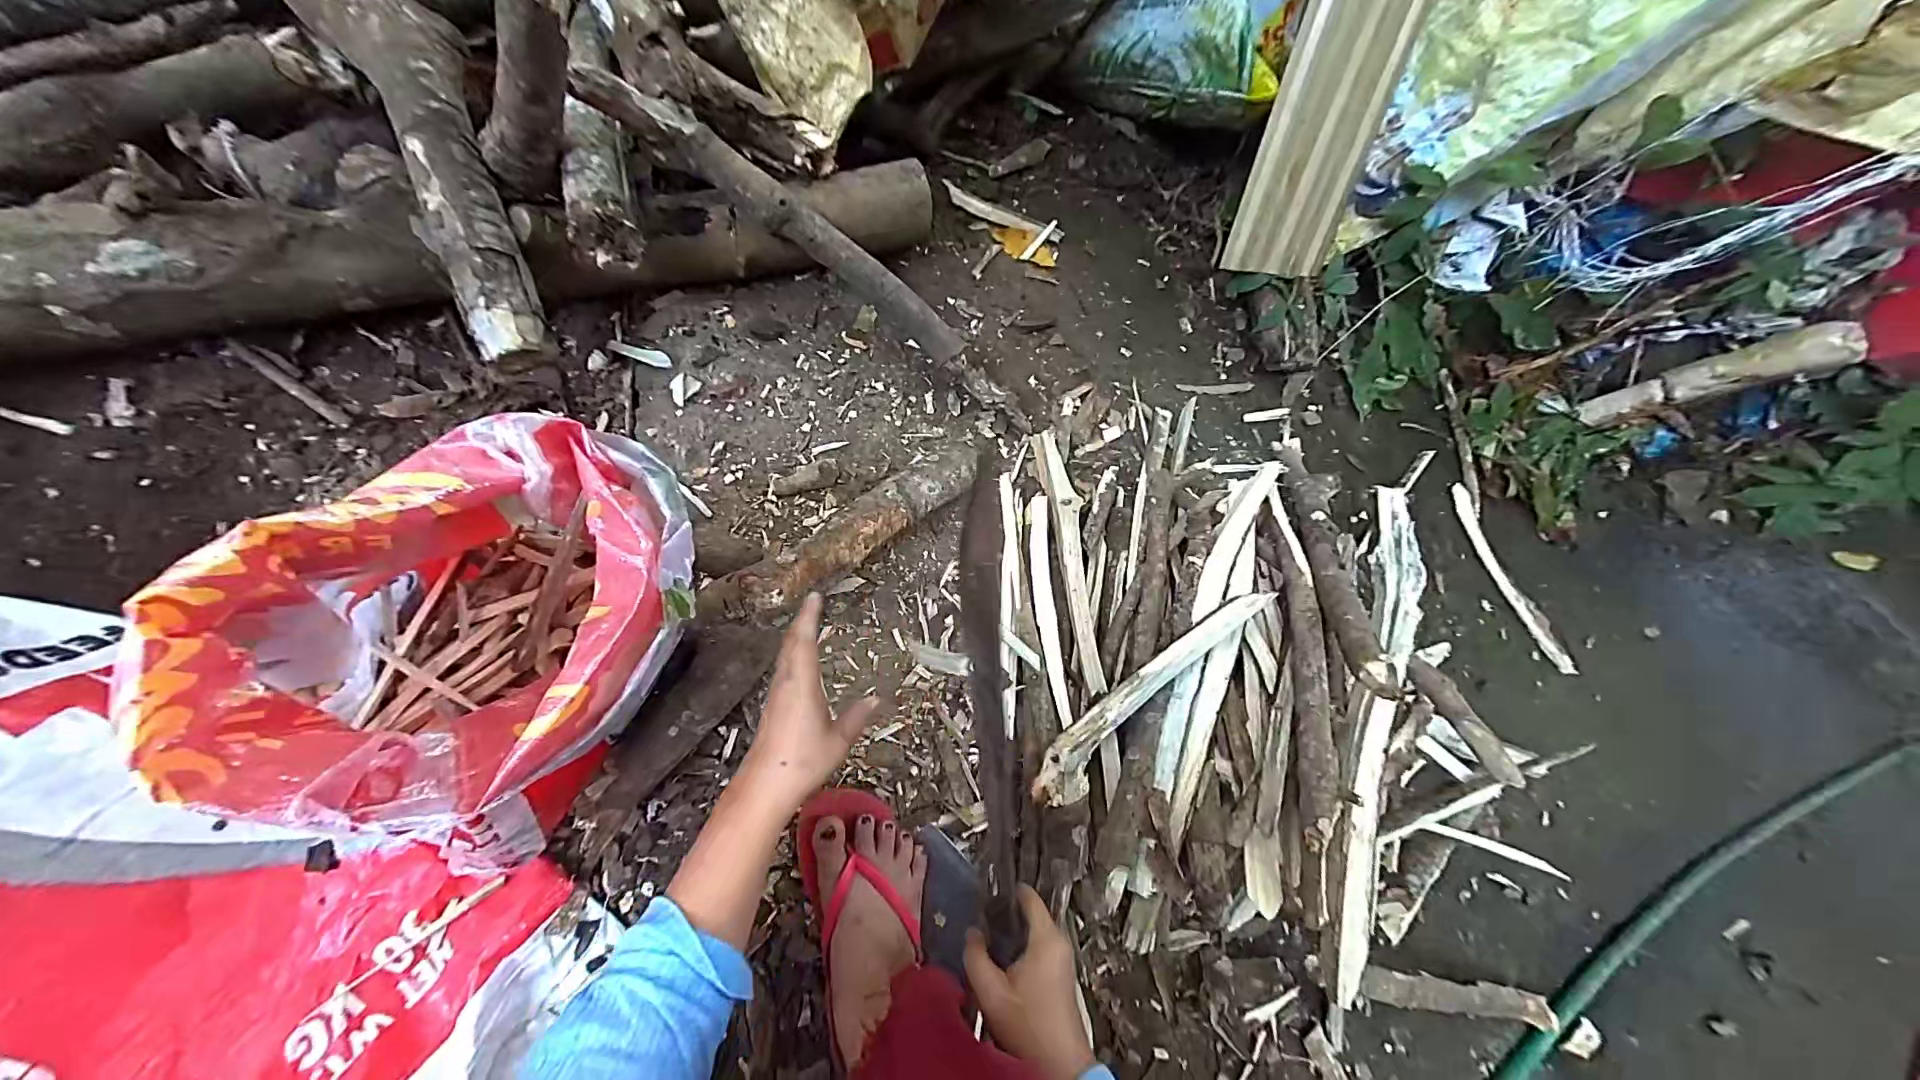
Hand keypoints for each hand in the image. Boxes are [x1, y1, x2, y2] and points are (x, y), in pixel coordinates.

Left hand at [735, 592, 879, 815]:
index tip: (815, 597)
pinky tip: (797, 664)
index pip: (805, 639)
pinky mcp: (771, 707)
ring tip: (807, 627)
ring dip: (795, 638)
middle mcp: (785, 682)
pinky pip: (782, 670)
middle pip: (791, 643)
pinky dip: (792, 656)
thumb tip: (876, 699)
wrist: (765, 786)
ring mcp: (775, 695)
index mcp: (801, 682)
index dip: (809, 616)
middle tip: (812, 606)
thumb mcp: (838, 740)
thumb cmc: (803, 761)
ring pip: (784, 656)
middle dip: (802, 622)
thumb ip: (857, 717)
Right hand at [964, 885, 1097, 1079]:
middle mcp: (1059, 942)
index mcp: (1046, 937)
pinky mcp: (1061, 974)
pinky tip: (1003, 960)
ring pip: (1034, 932)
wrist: (1059, 1065)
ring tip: (987, 938)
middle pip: (1030, 914)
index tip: (987, 890)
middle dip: (1006, 914)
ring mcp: (1063, 959)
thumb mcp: (991, 992)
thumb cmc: (1027, 1025)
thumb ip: (976, 957)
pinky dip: (1022, 948)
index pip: (1029, 897)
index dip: (1008, 890)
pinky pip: (1039, 947)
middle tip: (981, 918)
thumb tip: (972, 933)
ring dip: (1012, 934)